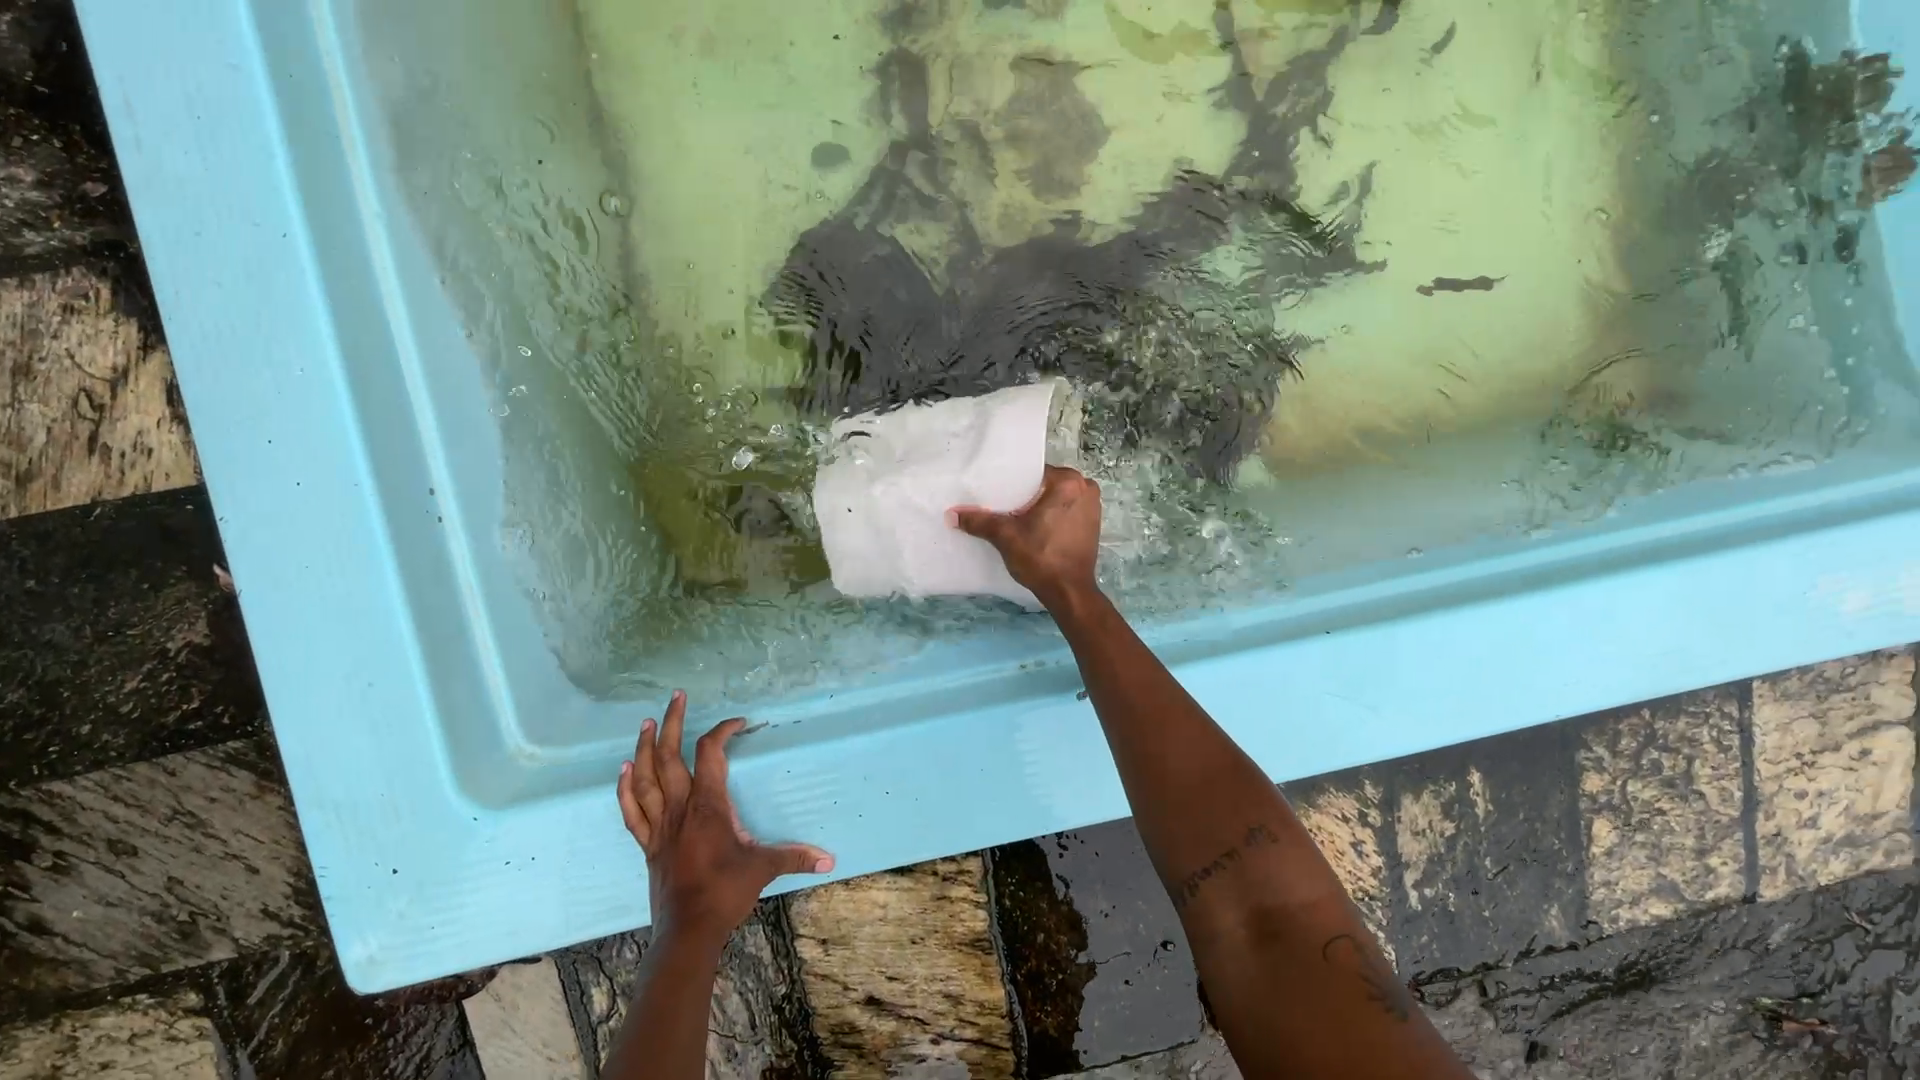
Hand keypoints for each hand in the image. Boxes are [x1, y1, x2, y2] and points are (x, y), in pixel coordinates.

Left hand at [617, 691, 833, 944]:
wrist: (687, 931)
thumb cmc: (726, 893)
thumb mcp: (764, 869)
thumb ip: (795, 856)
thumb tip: (829, 858)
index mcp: (708, 806)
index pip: (711, 754)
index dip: (723, 731)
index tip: (739, 723)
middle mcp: (680, 808)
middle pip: (669, 756)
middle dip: (672, 723)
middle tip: (676, 696)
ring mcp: (660, 826)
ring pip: (646, 777)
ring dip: (645, 747)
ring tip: (647, 722)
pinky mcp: (648, 844)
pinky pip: (632, 810)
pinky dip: (626, 787)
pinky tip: (625, 769)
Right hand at [950, 465, 1101, 607]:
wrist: (1068, 591)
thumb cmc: (1040, 558)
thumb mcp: (1005, 536)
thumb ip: (979, 521)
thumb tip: (952, 514)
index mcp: (1068, 482)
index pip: (1034, 472)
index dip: (1015, 482)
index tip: (999, 492)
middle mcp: (1085, 488)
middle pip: (1046, 485)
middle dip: (1027, 495)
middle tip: (1005, 506)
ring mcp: (1093, 506)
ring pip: (1057, 498)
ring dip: (1041, 506)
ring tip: (1018, 517)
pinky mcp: (1094, 524)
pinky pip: (1067, 511)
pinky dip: (1053, 516)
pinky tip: (1036, 527)